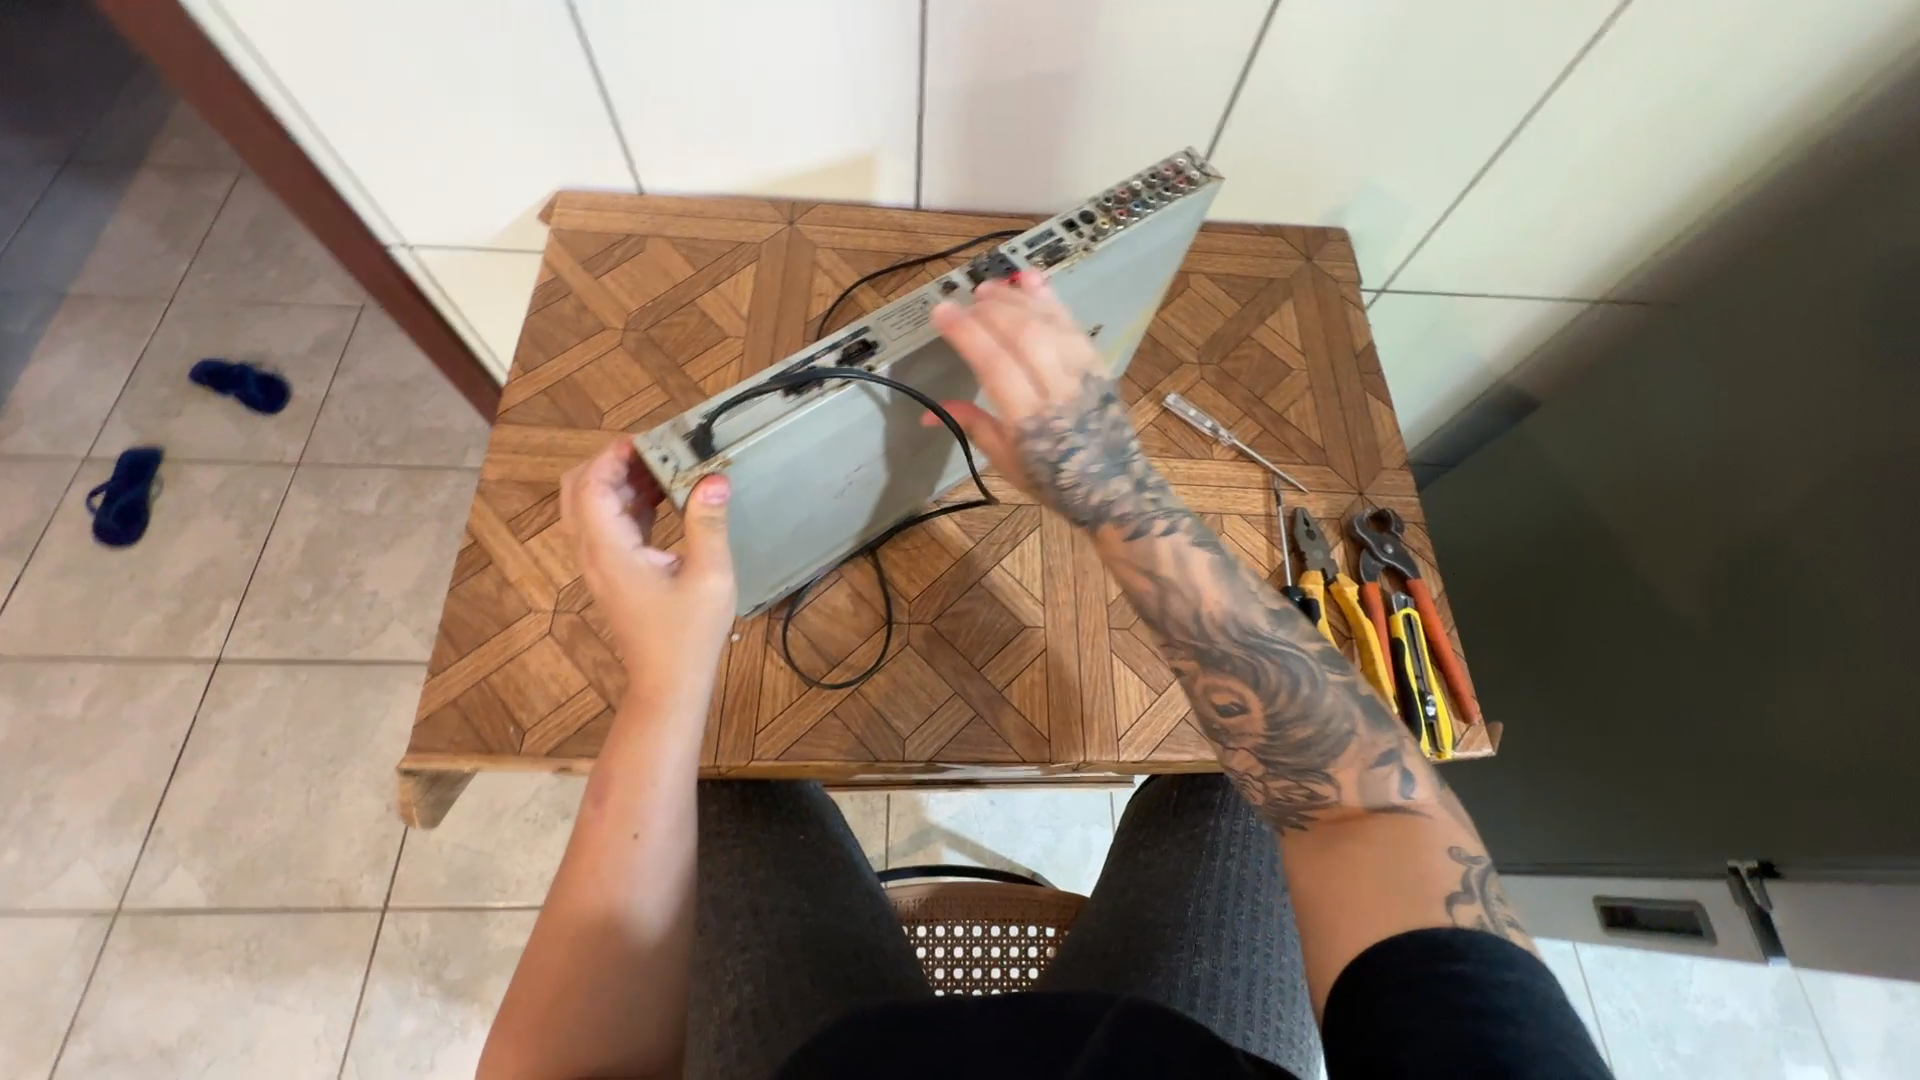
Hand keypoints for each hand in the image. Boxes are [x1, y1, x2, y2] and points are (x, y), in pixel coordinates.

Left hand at [560, 439, 735, 711]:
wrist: (669, 681)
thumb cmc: (689, 633)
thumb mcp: (710, 576)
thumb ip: (708, 524)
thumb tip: (715, 479)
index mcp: (610, 550)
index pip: (591, 488)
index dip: (611, 458)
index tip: (646, 440)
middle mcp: (594, 554)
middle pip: (579, 493)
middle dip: (609, 465)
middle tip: (651, 451)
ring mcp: (600, 565)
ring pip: (591, 509)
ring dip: (619, 484)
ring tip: (663, 468)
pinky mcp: (614, 574)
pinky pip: (608, 527)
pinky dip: (628, 506)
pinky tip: (664, 499)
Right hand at [931, 273, 1173, 532]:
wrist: (1113, 488)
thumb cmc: (1053, 480)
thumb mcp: (1007, 461)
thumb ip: (972, 425)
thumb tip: (927, 413)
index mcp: (1030, 420)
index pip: (994, 365)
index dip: (966, 333)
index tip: (942, 312)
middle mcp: (1058, 391)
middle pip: (1023, 335)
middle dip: (990, 310)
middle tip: (965, 300)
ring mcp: (1083, 375)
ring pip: (1048, 324)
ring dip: (1016, 299)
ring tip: (990, 288)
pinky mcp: (1099, 365)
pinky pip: (1072, 324)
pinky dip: (1050, 300)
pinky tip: (1031, 281)